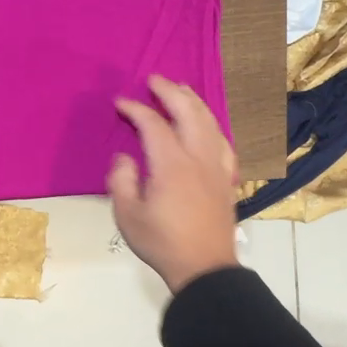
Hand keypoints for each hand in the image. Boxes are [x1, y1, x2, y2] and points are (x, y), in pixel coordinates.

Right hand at [108, 75, 241, 293]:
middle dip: (171, 93)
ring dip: (194, 102)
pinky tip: (208, 124)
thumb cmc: (160, 242)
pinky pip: (224, 141)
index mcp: (171, 166)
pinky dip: (213, 125)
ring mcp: (217, 167)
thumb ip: (122, 180)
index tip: (119, 103)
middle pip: (189, 114)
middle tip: (154, 80)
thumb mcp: (126, 214)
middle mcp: (199, 159)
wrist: (204, 266)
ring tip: (182, 90)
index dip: (136, 110)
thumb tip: (125, 158)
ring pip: (211, 123)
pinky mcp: (226, 178)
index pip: (154, 126)